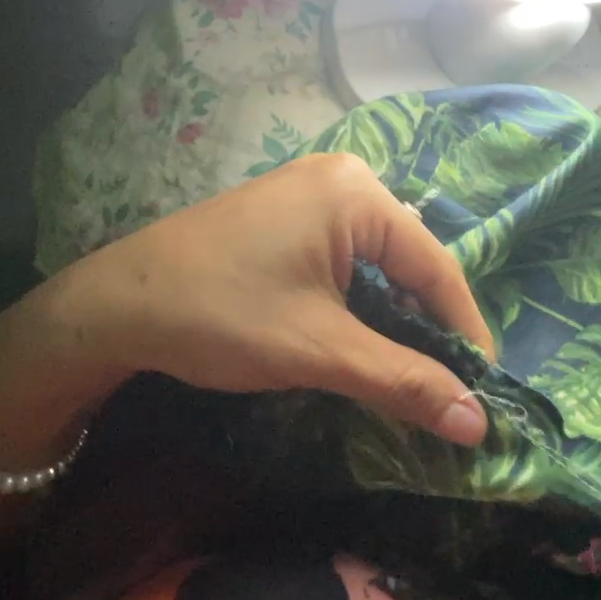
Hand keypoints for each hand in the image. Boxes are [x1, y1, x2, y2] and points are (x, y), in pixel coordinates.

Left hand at [0, 154, 494, 470]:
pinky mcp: (289, 212)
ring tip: (410, 370)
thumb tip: (479, 423)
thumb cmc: (222, 315)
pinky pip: (348, 254)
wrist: (116, 303)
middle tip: (446, 387)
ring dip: (394, 314)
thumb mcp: (319, 350)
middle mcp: (342, 177)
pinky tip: (362, 335)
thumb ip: (402, 381)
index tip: (484, 392)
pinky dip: (361, 297)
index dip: (465, 332)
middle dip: (428, 324)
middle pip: (409, 259)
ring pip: (379, 259)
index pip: (436, 266)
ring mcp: (311, 190)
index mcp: (357, 192)